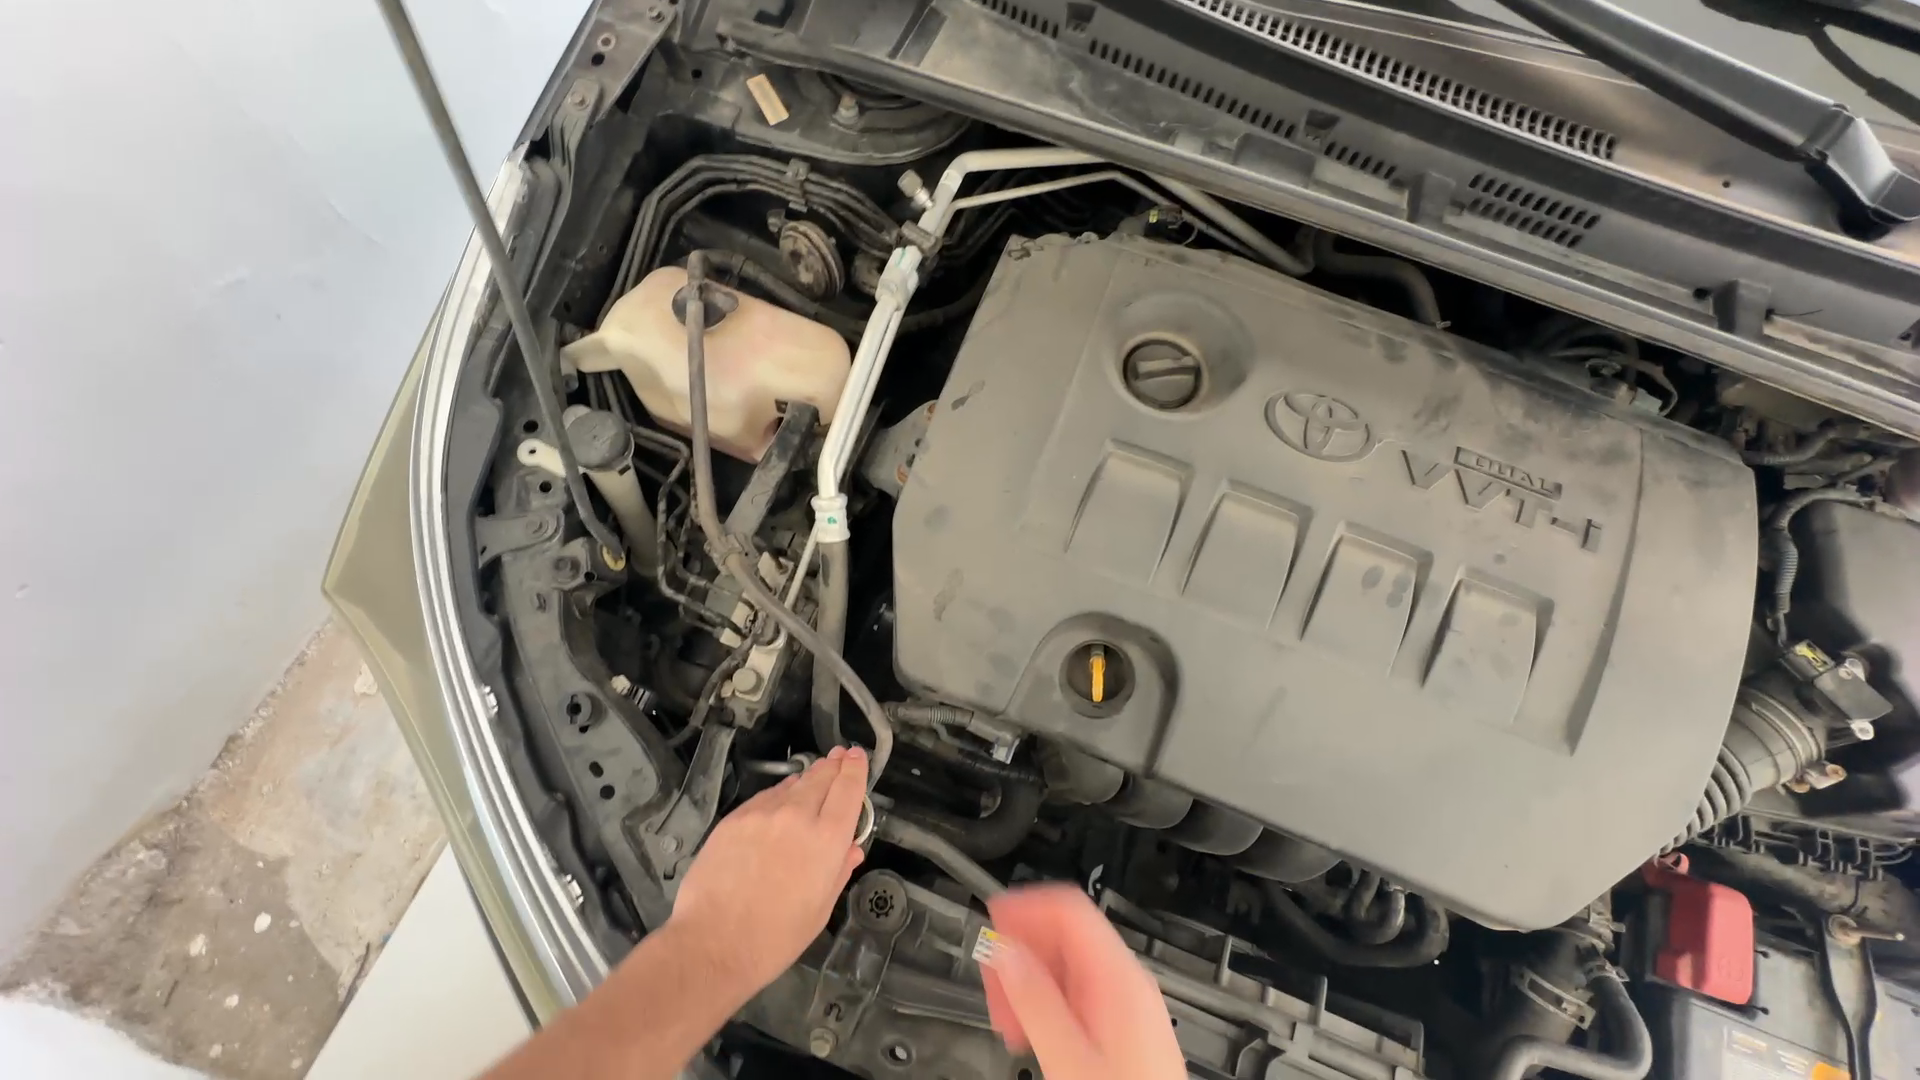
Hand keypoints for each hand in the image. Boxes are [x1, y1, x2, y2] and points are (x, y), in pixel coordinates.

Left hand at [664, 745, 868, 993]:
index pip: (848, 788)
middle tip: (839, 756)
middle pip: (822, 776)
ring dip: (808, 778)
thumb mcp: (820, 910)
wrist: (712, 945)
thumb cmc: (774, 938)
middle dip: (834, 764)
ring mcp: (763, 813)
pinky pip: (766, 797)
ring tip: (814, 777)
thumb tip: (851, 849)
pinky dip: (780, 794)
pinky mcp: (735, 817)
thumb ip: (839, 871)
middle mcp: (798, 816)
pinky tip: (781, 801)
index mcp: (827, 839)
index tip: (857, 756)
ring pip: (793, 784)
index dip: (855, 768)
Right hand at [981, 885, 1185, 1079]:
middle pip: (1065, 933)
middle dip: (1022, 949)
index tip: (992, 918)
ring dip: (1029, 978)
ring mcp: (1126, 1004)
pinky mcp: (1121, 1027)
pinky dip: (1046, 1001)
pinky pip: (1075, 992)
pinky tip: (1030, 1029)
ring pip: (1066, 964)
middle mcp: (1126, 981)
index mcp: (1119, 977)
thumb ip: (1034, 999)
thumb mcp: (1069, 1057)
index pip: (1069, 908)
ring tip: (1005, 1013)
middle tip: (991, 976)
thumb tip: (1005, 950)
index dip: (1027, 905)